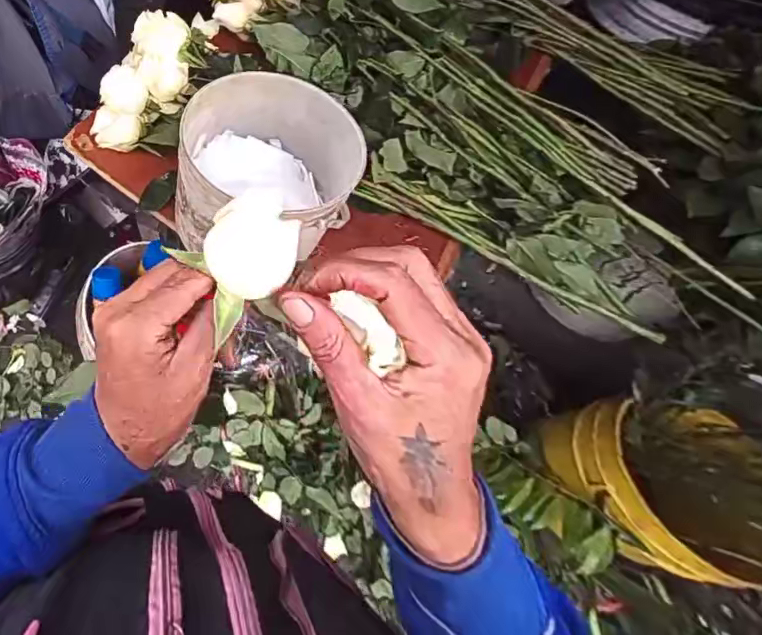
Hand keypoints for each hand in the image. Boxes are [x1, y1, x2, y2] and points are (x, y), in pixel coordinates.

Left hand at [93, 259, 215, 468]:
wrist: (118, 435)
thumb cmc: (157, 414)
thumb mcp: (194, 372)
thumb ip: (210, 323)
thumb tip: (224, 290)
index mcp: (136, 325)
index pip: (184, 282)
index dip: (214, 279)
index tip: (237, 282)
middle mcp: (118, 308)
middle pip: (171, 271)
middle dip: (202, 281)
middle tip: (225, 300)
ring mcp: (112, 307)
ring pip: (161, 274)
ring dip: (188, 287)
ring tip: (208, 312)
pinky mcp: (113, 311)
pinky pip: (149, 287)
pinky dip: (173, 295)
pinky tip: (188, 315)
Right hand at [280, 247, 490, 566]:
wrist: (433, 497)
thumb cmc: (398, 461)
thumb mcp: (357, 404)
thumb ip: (329, 345)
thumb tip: (295, 301)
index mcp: (447, 355)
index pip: (395, 284)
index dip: (347, 271)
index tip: (310, 283)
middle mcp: (465, 337)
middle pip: (411, 265)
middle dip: (358, 263)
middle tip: (318, 281)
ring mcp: (465, 335)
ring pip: (417, 272)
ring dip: (370, 271)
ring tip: (333, 288)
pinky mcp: (456, 337)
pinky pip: (420, 291)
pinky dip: (383, 288)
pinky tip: (357, 304)